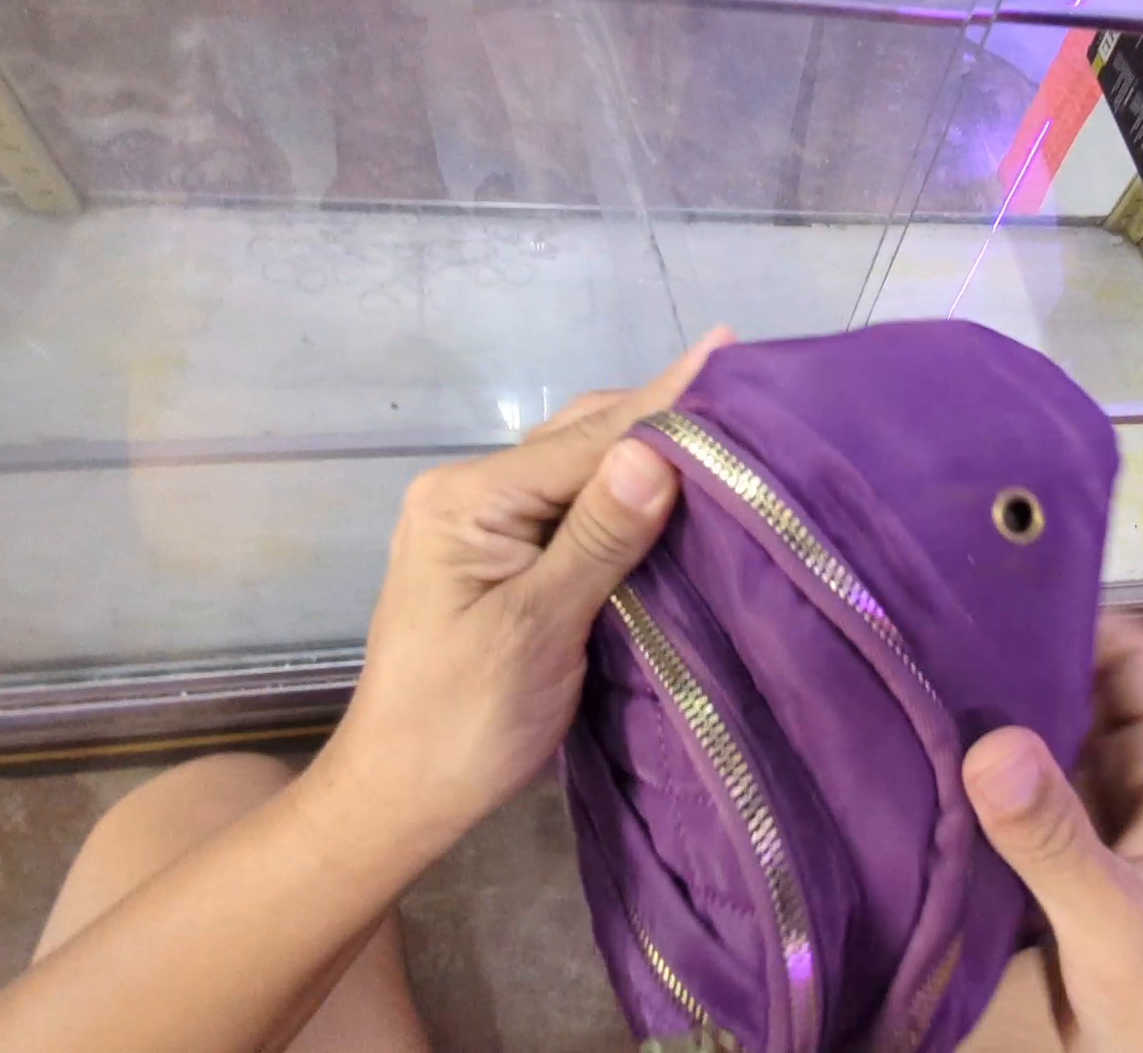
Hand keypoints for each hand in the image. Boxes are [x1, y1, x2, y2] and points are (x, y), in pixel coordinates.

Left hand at [301, 329, 733, 860]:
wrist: (406, 793)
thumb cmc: (464, 720)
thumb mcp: (534, 629)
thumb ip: (595, 538)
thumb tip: (654, 453)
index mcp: (471, 499)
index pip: (586, 439)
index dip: (663, 402)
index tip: (726, 349)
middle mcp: (478, 493)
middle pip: (583, 436)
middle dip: (658, 412)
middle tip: (736, 385)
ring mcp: (494, 523)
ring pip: (584, 465)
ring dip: (647, 445)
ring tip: (717, 418)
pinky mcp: (514, 554)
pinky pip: (583, 504)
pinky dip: (632, 491)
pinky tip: (673, 482)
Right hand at [959, 615, 1142, 1051]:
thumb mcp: (1123, 932)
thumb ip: (1056, 841)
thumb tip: (988, 741)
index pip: (1135, 655)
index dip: (1079, 613)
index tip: (994, 589)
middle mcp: (1138, 779)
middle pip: (1078, 689)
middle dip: (1014, 658)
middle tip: (925, 628)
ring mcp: (1099, 820)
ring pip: (1043, 739)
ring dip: (991, 714)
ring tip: (911, 674)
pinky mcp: (1065, 858)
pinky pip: (1020, 793)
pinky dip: (980, 772)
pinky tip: (923, 753)